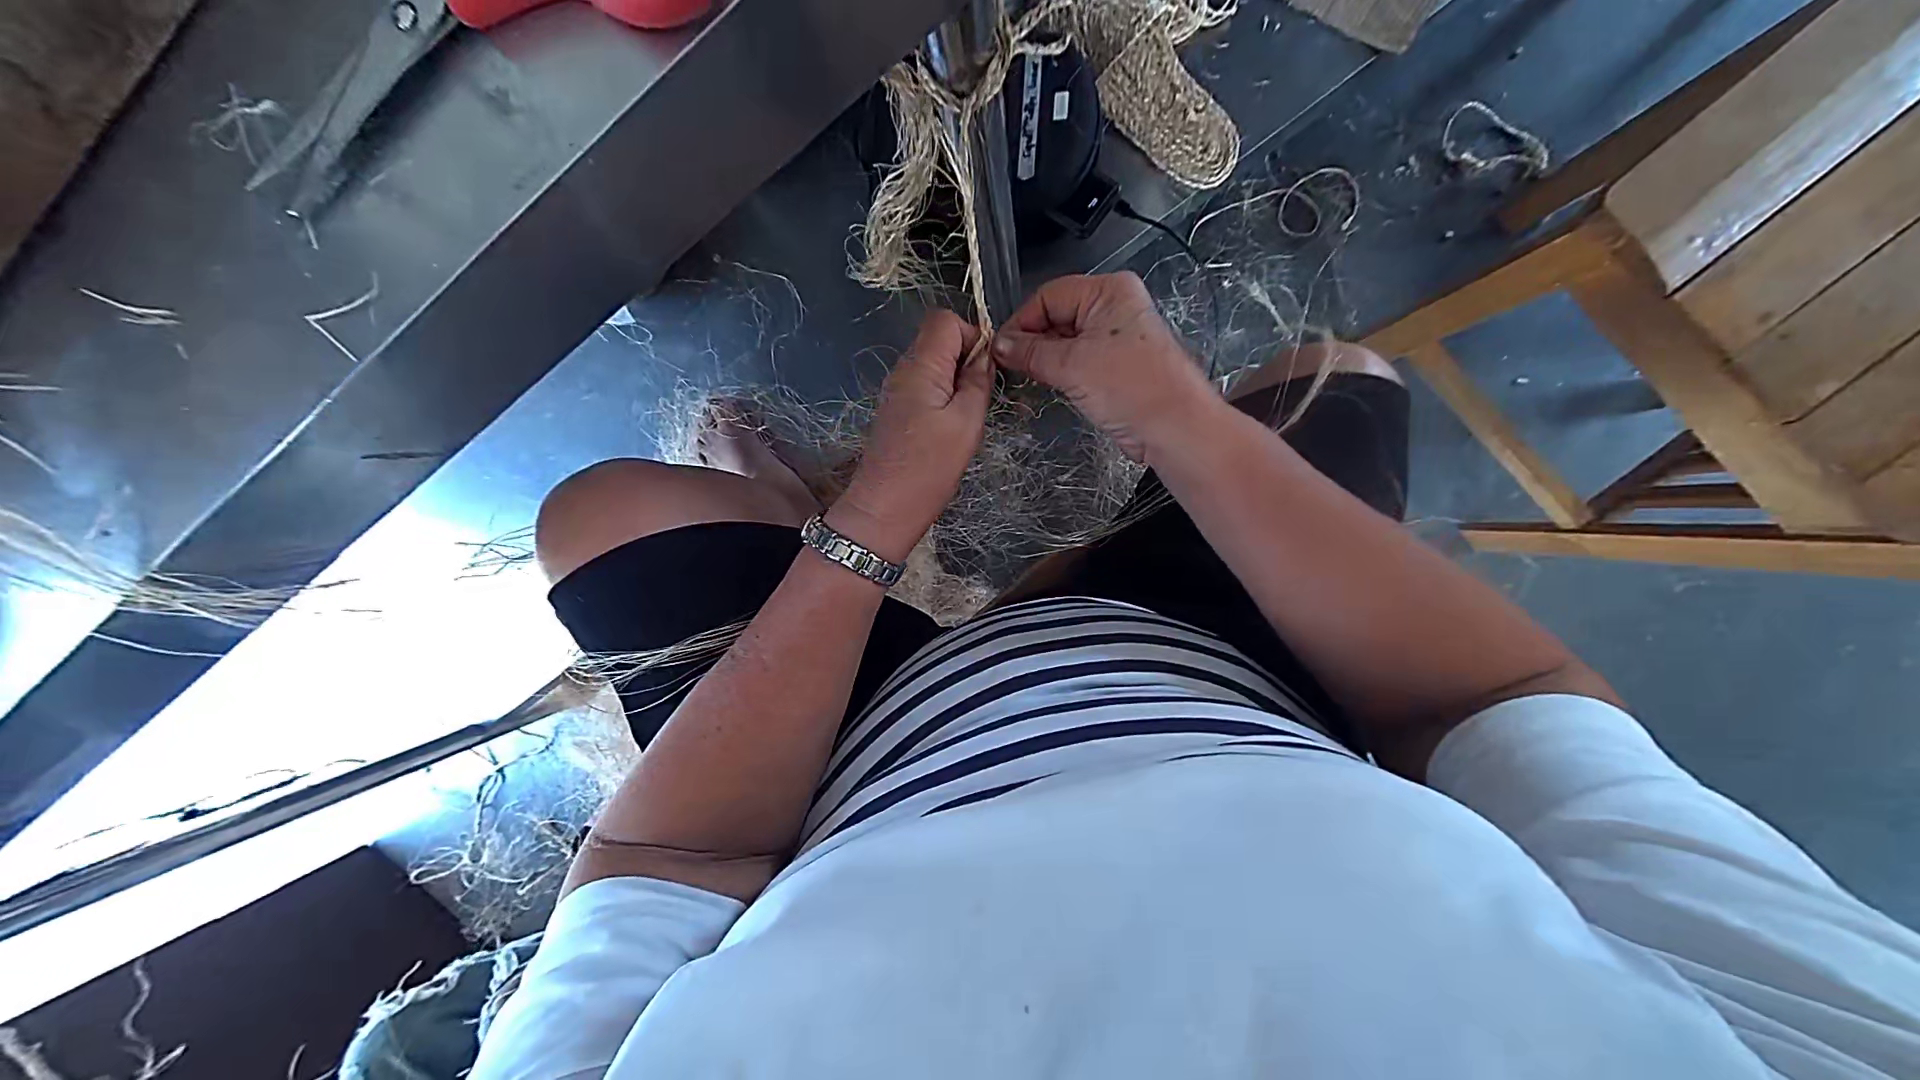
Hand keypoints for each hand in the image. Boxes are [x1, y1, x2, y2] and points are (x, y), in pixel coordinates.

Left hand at [828, 310, 993, 562]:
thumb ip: (977, 382)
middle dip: (965, 358)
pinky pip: (924, 386)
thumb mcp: (967, 422)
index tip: (986, 369)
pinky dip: (942, 395)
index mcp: (920, 366)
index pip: (945, 320)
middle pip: (937, 339)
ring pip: (932, 364)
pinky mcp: (896, 410)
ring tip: (966, 415)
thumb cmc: (929, 468)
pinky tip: (949, 425)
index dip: (972, 334)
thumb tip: (984, 354)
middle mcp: (903, 370)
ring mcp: (896, 390)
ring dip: (955, 379)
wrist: (885, 508)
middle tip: (980, 396)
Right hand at [992, 272, 1221, 461]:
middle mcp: (1114, 308)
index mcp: (1109, 291)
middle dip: (1032, 342)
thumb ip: (1030, 352)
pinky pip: (1078, 361)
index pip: (1049, 296)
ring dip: (1045, 360)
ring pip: (1065, 342)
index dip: (1022, 321)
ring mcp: (1116, 338)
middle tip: (1011, 366)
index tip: (1001, 347)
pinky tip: (1052, 385)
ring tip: (1032, 378)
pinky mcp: (1115, 366)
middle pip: (1056, 317)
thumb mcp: (1071, 365)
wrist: (1174, 428)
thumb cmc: (1135, 388)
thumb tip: (1001, 344)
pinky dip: (1061, 372)